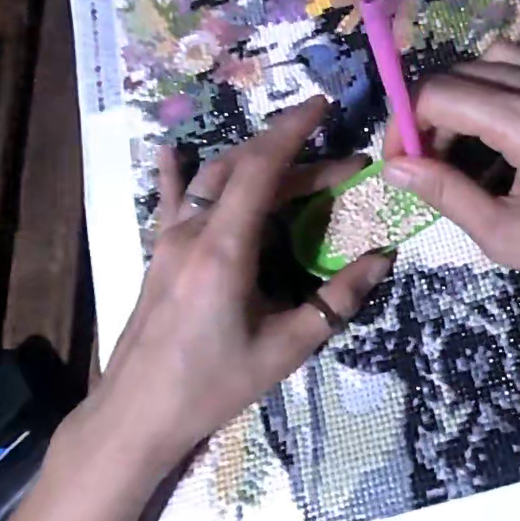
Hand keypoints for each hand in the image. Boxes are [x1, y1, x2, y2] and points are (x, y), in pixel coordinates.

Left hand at [98, 98, 396, 453]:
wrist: (136, 415)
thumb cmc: (214, 385)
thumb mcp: (286, 348)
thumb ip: (337, 300)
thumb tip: (383, 258)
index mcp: (226, 249)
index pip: (261, 168)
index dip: (293, 131)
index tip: (322, 105)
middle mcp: (193, 231)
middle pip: (245, 170)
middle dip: (295, 156)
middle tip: (343, 167)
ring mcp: (169, 239)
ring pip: (212, 178)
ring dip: (254, 160)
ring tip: (294, 158)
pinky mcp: (158, 253)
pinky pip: (170, 201)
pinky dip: (178, 172)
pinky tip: (170, 150)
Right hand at [380, 44, 519, 309]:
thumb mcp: (504, 235)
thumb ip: (445, 192)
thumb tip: (394, 166)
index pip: (438, 94)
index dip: (406, 125)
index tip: (402, 163)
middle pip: (460, 72)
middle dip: (430, 113)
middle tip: (428, 161)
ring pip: (492, 58)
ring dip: (465, 94)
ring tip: (464, 141)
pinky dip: (504, 81)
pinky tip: (507, 120)